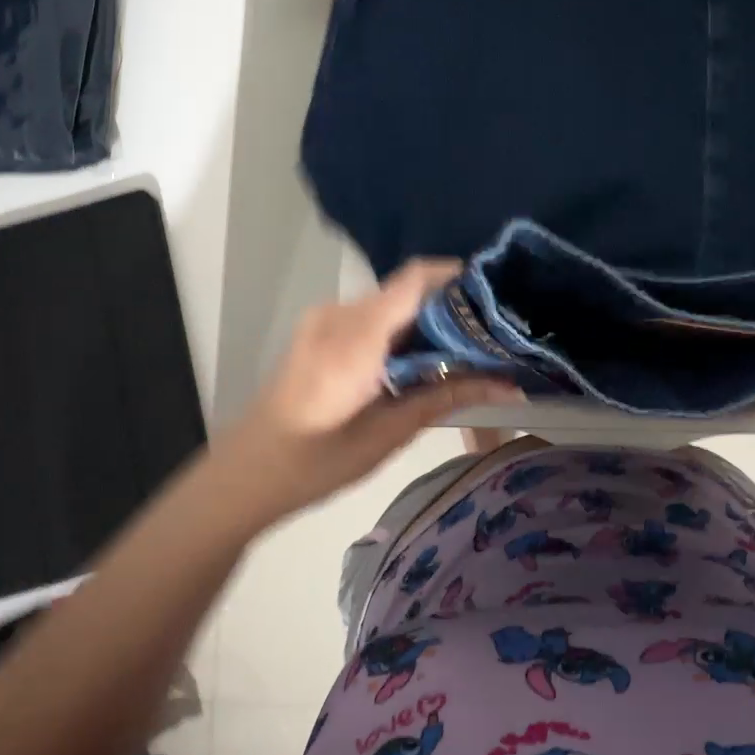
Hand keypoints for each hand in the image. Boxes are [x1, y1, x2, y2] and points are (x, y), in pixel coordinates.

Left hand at [219, 259, 521, 523]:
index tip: (497, 300)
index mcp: (354, 336)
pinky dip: (400, 333)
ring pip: (390, 305)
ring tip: (465, 355)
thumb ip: (447, 398)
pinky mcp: (318, 332)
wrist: (245, 475)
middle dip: (451, 309)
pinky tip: (420, 365)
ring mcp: (324, 320)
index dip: (459, 279)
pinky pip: (371, 318)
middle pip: (406, 292)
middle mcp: (338, 314)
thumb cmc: (316, 462)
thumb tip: (509, 386)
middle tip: (492, 338)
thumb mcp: (388, 434)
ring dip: (426, 324)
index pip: (415, 281)